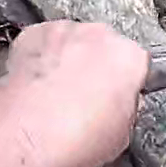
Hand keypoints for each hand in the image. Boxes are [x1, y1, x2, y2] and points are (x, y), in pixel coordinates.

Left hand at [0, 21, 146, 166]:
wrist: (30, 133)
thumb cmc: (75, 136)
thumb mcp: (122, 134)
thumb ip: (127, 107)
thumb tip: (119, 103)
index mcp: (129, 57)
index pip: (135, 62)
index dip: (124, 81)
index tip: (115, 94)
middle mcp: (98, 35)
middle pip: (103, 45)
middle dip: (95, 65)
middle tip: (84, 96)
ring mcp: (64, 31)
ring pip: (71, 41)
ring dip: (67, 58)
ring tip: (56, 92)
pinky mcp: (34, 34)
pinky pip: (42, 42)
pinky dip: (40, 57)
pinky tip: (37, 83)